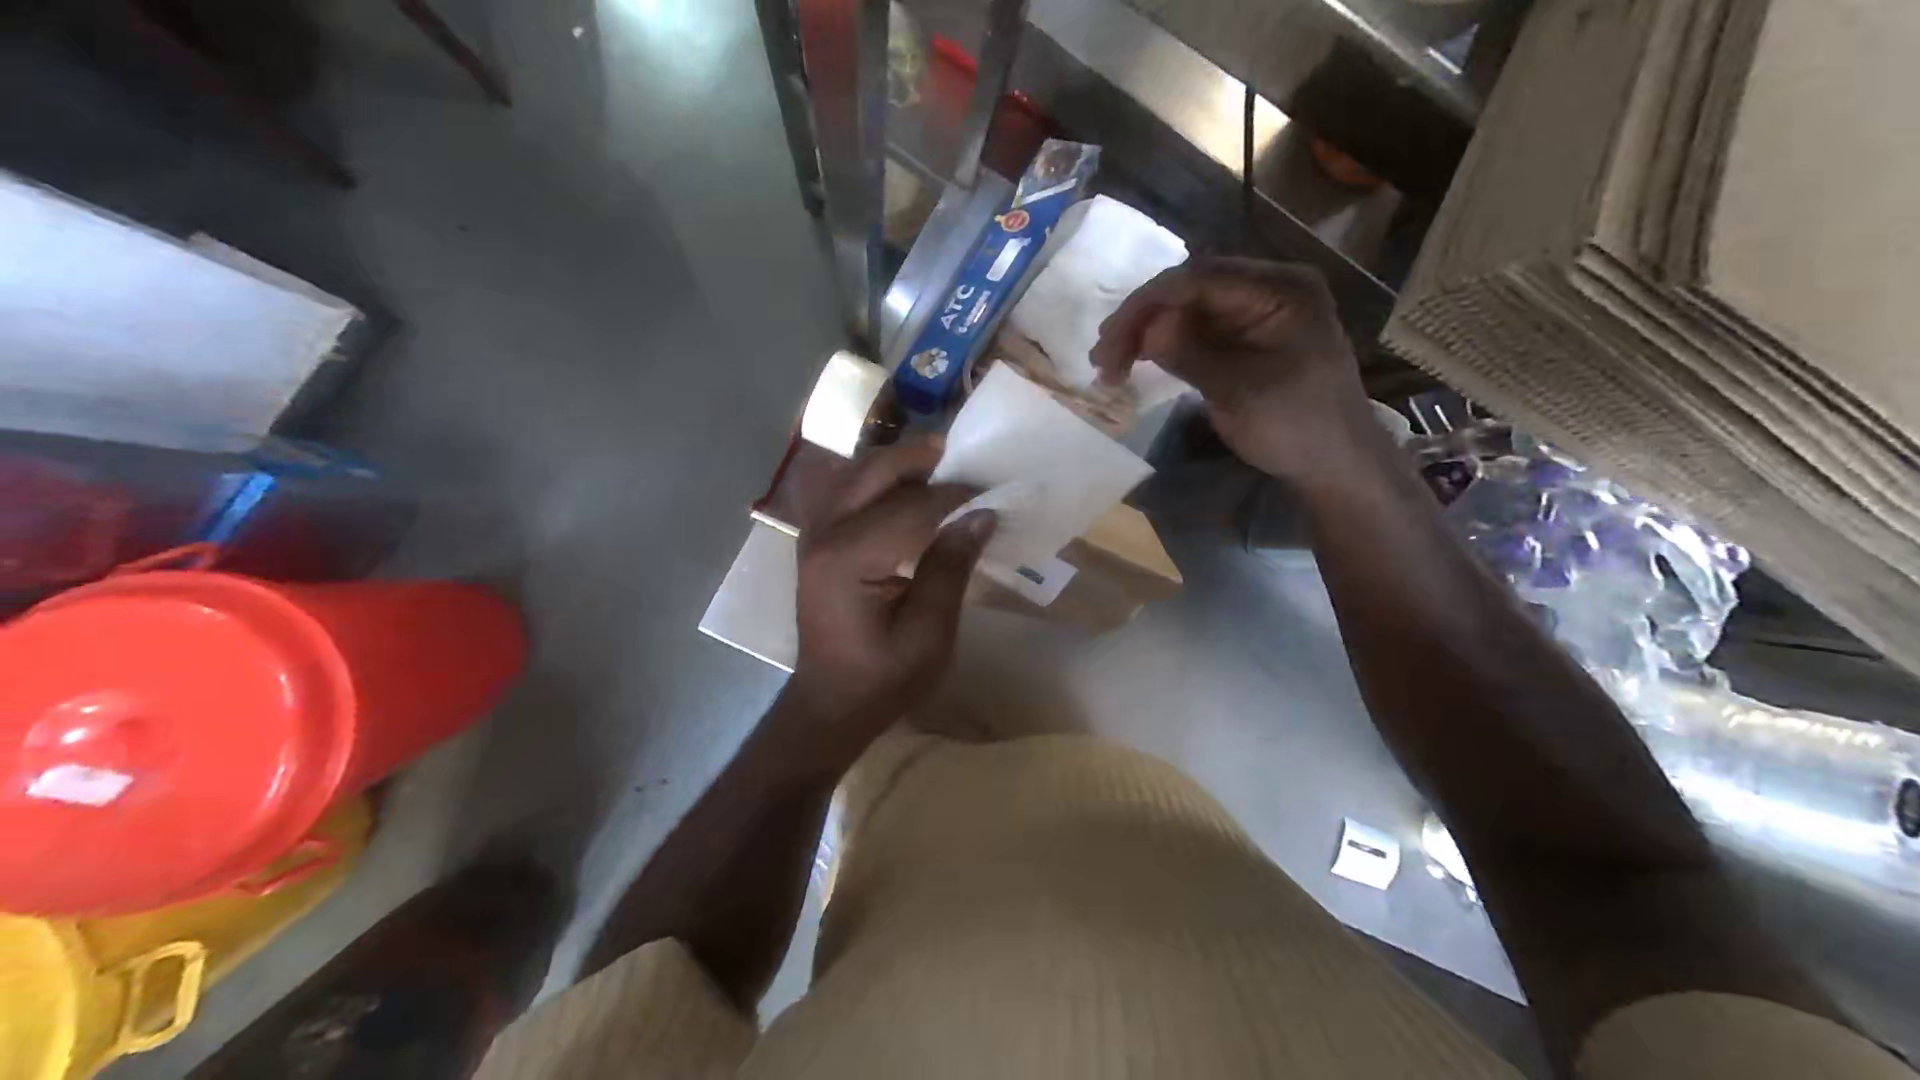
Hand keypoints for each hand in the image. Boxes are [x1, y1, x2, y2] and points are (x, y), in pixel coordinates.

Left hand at [783, 438, 995, 756]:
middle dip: (921, 461)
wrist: (831, 703)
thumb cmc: (883, 680)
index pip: (911, 507)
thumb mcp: (929, 635)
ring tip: (939, 474)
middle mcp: (823, 535)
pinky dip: (877, 482)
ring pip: (855, 472)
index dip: (956, 496)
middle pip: (873, 471)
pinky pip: (846, 490)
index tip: (992, 496)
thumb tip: (982, 514)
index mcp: (848, 559)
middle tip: (964, 466)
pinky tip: (906, 495)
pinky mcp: (815, 541)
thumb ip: (950, 568)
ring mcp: (813, 534)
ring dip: (897, 465)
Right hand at [1091, 257, 1379, 484]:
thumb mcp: (1241, 392)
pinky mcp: (1245, 338)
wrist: (1334, 464)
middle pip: (1189, 289)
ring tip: (1111, 365)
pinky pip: (1196, 330)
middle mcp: (1268, 289)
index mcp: (1280, 289)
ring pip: (1186, 309)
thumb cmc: (1296, 428)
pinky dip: (1164, 344)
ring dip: (1147, 332)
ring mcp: (1256, 313)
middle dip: (1141, 319)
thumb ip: (1192, 354)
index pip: (1198, 279)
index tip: (1107, 343)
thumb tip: (1146, 328)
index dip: (1145, 306)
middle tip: (1102, 358)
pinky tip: (1138, 361)